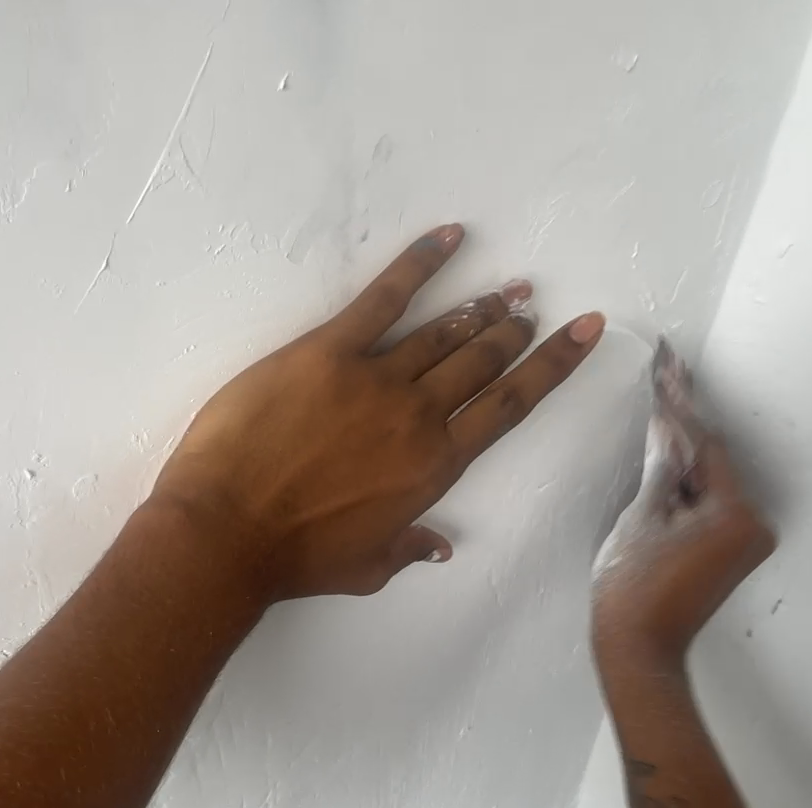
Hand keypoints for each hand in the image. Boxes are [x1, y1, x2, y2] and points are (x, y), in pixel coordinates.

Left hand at [148, 224, 605, 598]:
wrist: (229, 529)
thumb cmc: (297, 557)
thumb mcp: (366, 566)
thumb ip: (408, 547)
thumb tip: (441, 546)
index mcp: (434, 467)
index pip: (508, 407)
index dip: (551, 367)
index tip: (581, 333)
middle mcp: (418, 415)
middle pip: (481, 361)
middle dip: (512, 332)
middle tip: (529, 307)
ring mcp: (375, 377)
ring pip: (443, 331)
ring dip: (479, 307)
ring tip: (506, 287)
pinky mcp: (328, 350)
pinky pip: (383, 297)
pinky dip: (419, 263)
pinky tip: (448, 237)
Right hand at [591, 340, 774, 662]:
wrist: (638, 647)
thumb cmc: (631, 585)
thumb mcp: (641, 518)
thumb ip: (660, 466)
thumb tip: (666, 423)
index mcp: (736, 513)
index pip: (706, 444)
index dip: (682, 403)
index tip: (669, 361)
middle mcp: (754, 523)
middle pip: (712, 460)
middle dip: (684, 421)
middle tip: (666, 370)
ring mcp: (744, 539)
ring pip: (709, 480)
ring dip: (683, 449)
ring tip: (662, 400)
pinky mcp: (729, 550)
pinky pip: (707, 502)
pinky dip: (685, 482)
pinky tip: (666, 454)